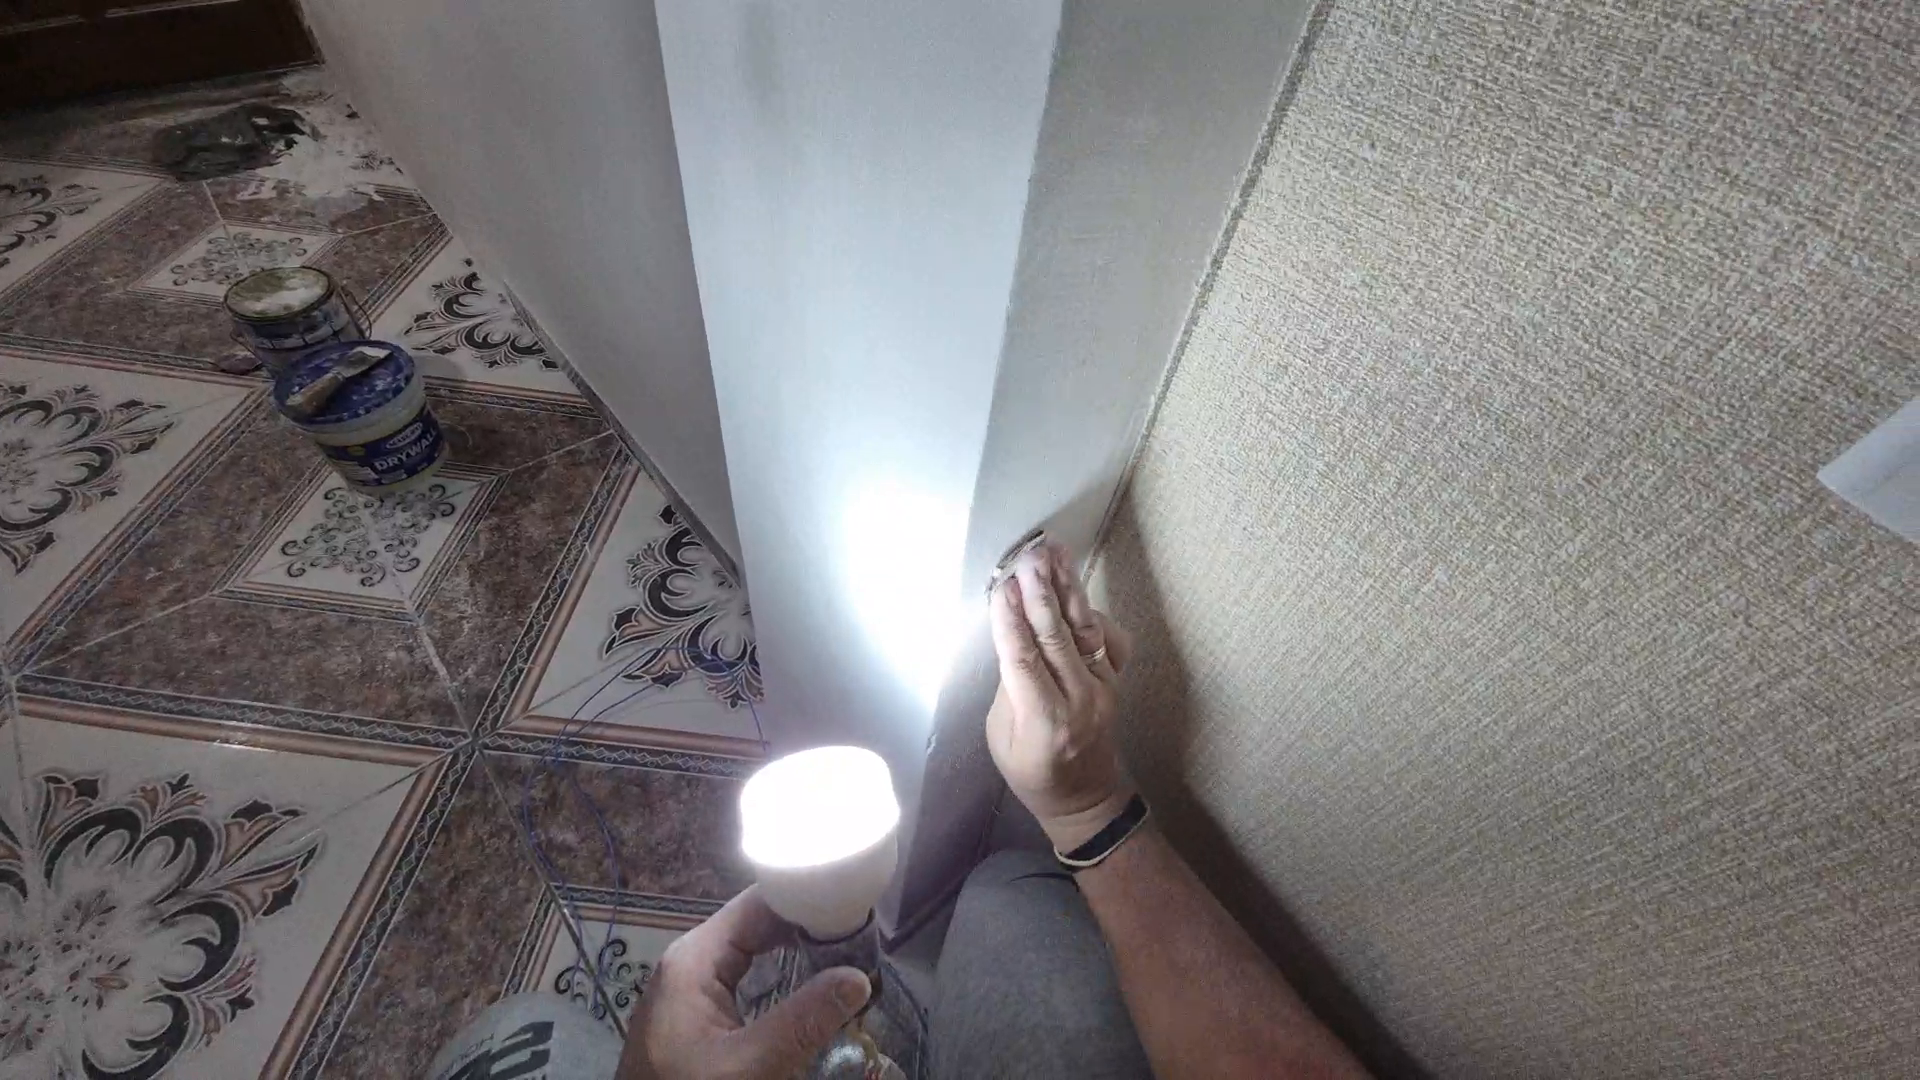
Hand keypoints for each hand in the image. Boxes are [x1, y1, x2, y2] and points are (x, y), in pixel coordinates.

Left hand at [618, 886, 871, 1079]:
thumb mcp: (747, 1069)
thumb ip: (802, 1022)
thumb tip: (860, 978)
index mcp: (694, 957)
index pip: (759, 902)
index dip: (807, 896)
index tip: (852, 903)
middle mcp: (691, 959)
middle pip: (758, 920)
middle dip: (807, 921)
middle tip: (858, 928)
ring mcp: (691, 986)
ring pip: (754, 946)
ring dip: (797, 945)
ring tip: (845, 946)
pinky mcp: (697, 1012)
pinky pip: (745, 972)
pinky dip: (780, 969)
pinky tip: (809, 977)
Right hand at [986, 540, 1135, 850]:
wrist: (1085, 796)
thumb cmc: (1031, 772)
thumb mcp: (1001, 737)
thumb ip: (1009, 687)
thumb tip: (1013, 636)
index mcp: (1044, 721)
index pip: (1023, 659)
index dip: (1011, 619)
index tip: (1001, 585)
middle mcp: (1080, 699)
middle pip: (1057, 636)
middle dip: (1040, 592)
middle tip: (1029, 556)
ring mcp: (1105, 687)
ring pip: (1084, 628)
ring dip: (1067, 587)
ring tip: (1054, 553)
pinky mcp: (1117, 680)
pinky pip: (1108, 637)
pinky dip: (1091, 611)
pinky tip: (1074, 588)